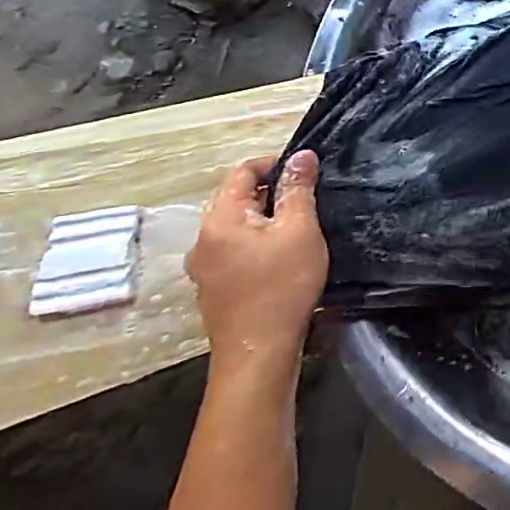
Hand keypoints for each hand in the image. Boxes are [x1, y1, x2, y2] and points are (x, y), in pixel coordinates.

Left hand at [186, 151, 328, 364]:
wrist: (258, 354)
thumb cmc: (282, 285)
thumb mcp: (300, 229)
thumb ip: (298, 189)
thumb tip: (302, 156)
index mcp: (220, 219)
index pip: (242, 172)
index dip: (274, 163)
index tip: (304, 170)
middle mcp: (203, 239)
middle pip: (235, 197)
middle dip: (270, 189)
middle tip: (306, 195)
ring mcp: (204, 266)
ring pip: (235, 224)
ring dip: (264, 216)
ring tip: (298, 222)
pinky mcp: (213, 286)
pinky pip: (234, 247)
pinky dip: (256, 239)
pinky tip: (281, 253)